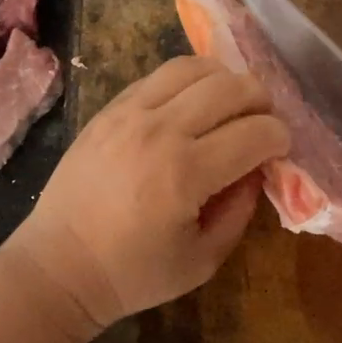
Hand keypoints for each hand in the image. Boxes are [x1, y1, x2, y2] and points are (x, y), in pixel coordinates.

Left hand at [2, 57, 290, 342]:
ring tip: (232, 102)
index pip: (254, 133)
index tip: (282, 147)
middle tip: (265, 119)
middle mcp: (160, 131)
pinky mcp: (111, 107)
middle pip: (230, 87)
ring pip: (194, 67)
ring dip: (225, 79)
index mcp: (185, 174)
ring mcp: (130, 112)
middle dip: (261, 99)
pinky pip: (160, 75)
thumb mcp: (202, 260)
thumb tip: (258, 169)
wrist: (58, 265)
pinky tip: (194, 101)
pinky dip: (189, 80)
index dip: (280, 137)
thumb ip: (240, 210)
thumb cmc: (132, 274)